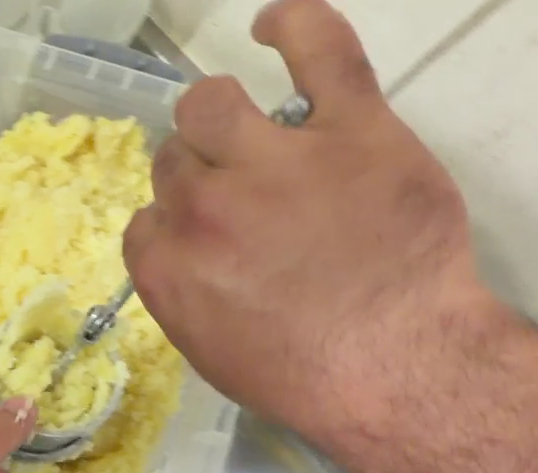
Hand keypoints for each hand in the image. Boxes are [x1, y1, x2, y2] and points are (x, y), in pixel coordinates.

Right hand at [123, 0, 504, 437]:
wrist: (390, 363)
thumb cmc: (291, 372)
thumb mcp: (204, 344)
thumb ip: (180, 286)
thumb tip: (184, 249)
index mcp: (164, 265)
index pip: (146, 219)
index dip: (173, 226)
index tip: (201, 239)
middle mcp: (203, 207)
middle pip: (174, 160)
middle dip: (195, 174)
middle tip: (231, 195)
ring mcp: (274, 163)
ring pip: (213, 105)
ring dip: (217, 118)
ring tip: (240, 128)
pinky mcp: (351, 130)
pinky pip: (319, 54)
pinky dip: (294, 25)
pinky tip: (272, 23)